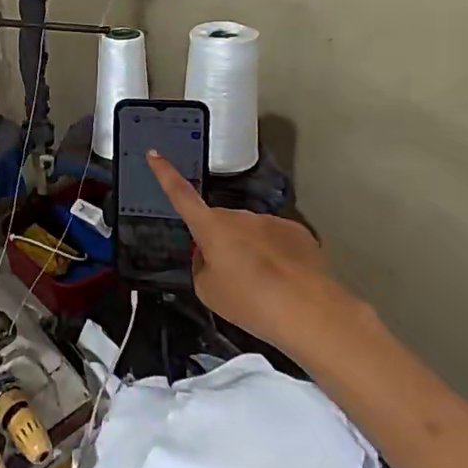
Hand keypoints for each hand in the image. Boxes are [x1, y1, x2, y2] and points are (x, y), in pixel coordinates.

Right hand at [145, 151, 364, 353]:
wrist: (312, 314)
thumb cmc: (250, 301)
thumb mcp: (207, 289)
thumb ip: (202, 266)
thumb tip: (211, 257)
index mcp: (210, 226)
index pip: (180, 194)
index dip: (164, 174)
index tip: (154, 154)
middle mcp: (238, 216)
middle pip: (220, 224)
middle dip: (220, 242)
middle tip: (230, 276)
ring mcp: (270, 221)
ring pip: (249, 232)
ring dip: (250, 250)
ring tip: (263, 285)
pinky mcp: (299, 233)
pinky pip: (276, 239)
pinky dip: (276, 255)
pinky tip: (287, 280)